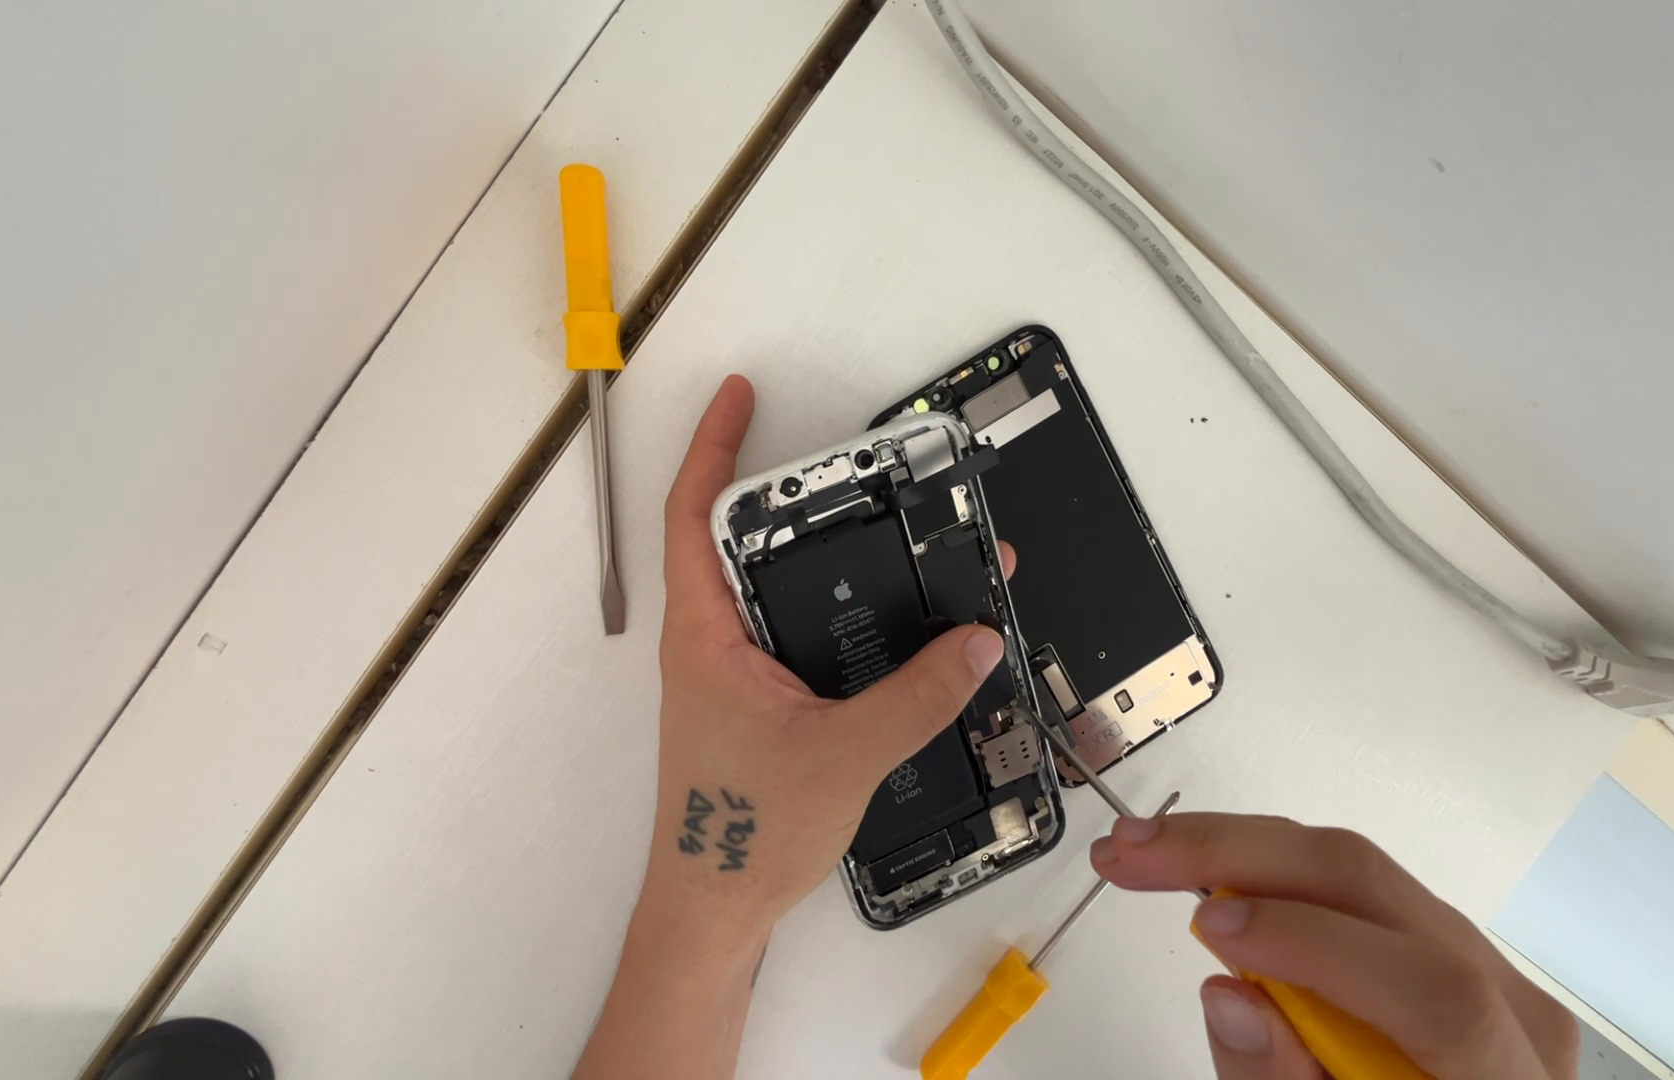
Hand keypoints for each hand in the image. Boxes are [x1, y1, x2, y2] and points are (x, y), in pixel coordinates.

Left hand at [646, 374, 1008, 933]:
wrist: (715, 910)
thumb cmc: (749, 832)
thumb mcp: (844, 755)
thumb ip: (918, 696)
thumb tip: (980, 643)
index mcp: (706, 633)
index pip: (693, 516)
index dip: (713, 447)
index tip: (738, 395)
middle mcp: (711, 638)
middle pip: (736, 538)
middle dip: (787, 493)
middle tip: (843, 465)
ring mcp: (731, 668)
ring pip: (768, 585)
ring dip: (813, 554)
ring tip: (876, 531)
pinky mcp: (754, 696)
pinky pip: (788, 628)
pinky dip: (826, 607)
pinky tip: (875, 614)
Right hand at [1091, 813, 1579, 1078]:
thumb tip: (1226, 996)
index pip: (1434, 994)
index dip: (1317, 946)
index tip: (1205, 926)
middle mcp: (1503, 995)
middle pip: (1367, 883)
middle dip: (1232, 853)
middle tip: (1126, 850)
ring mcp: (1464, 948)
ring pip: (1340, 859)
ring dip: (1221, 843)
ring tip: (1132, 850)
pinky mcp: (1415, 924)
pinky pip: (1326, 872)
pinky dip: (1244, 857)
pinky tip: (1184, 860)